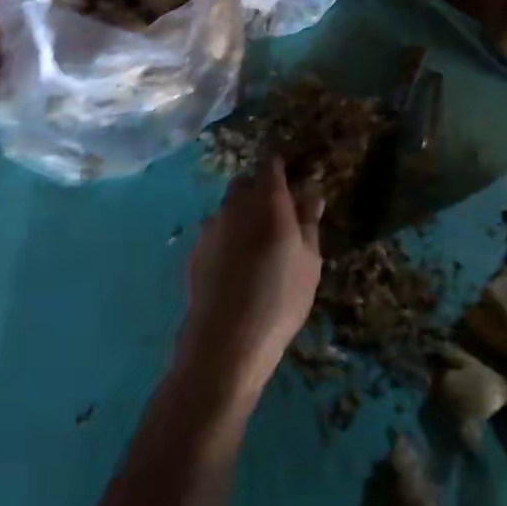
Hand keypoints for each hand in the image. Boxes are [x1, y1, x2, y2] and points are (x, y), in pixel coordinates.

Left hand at [179, 157, 323, 399]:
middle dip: (260, 189)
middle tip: (280, 215)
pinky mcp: (195, 250)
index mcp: (267, 201)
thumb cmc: (280, 297)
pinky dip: (228, 236)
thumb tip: (311, 194)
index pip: (270, 165)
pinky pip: (216, 231)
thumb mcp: (309, 261)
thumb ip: (308, 222)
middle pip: (245, 182)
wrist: (226, 340)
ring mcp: (211, 227)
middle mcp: (234, 205)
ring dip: (242, 214)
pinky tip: (237, 265)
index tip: (292, 177)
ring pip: (228, 207)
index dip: (280, 166)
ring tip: (259, 245)